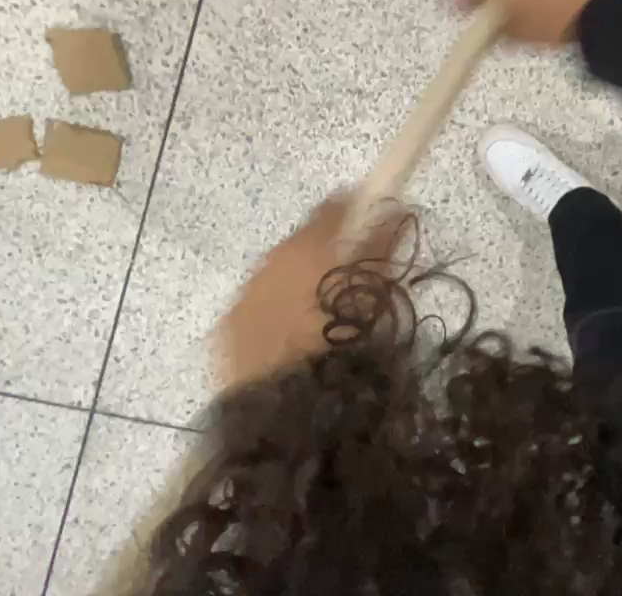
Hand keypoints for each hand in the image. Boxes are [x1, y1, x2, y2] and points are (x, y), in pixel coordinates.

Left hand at [214, 193, 404, 390]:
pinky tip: (293, 339)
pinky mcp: (224, 333)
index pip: (333, 208)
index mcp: (307, 249)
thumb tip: (397, 212)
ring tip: (322, 313)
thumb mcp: (375, 298)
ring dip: (298, 283)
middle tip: (351, 277)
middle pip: (301, 242)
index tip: (373, 221)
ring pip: (277, 275)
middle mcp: (268, 263)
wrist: (286, 414)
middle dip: (325, 252)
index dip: (355, 210)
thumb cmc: (343, 349)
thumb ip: (383, 249)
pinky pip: (256, 308)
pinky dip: (275, 313)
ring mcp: (241, 298)